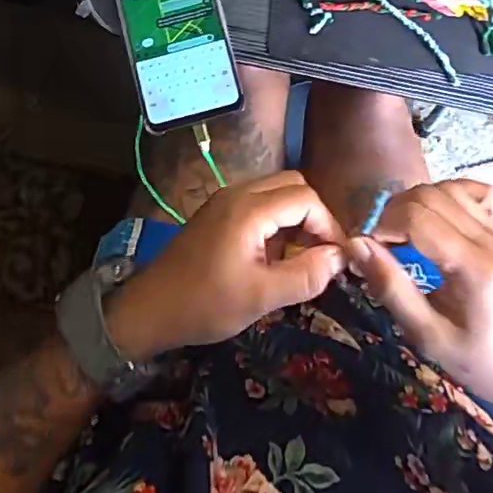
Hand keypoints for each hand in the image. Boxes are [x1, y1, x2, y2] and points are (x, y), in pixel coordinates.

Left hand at [107, 171, 346, 360]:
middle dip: (314, 216)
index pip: (305, 198)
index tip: (338, 259)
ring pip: (276, 191)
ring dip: (295, 218)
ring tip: (301, 258)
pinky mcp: (218, 211)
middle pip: (292, 185)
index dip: (328, 225)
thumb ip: (305, 275)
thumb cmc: (206, 303)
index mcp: (248, 209)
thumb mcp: (262, 297)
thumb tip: (340, 258)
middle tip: (321, 254)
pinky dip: (276, 220)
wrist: (151, 307)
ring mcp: (225, 199)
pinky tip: (275, 254)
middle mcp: (237, 193)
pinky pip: (258, 202)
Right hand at [347, 180, 492, 411]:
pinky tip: (436, 215)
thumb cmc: (478, 363)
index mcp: (476, 268)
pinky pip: (475, 191)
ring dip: (416, 201)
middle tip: (383, 242)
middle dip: (394, 211)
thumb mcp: (426, 336)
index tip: (369, 248)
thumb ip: (390, 287)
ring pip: (449, 188)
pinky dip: (448, 193)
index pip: (418, 218)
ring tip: (404, 231)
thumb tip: (356, 244)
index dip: (383, 225)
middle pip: (430, 196)